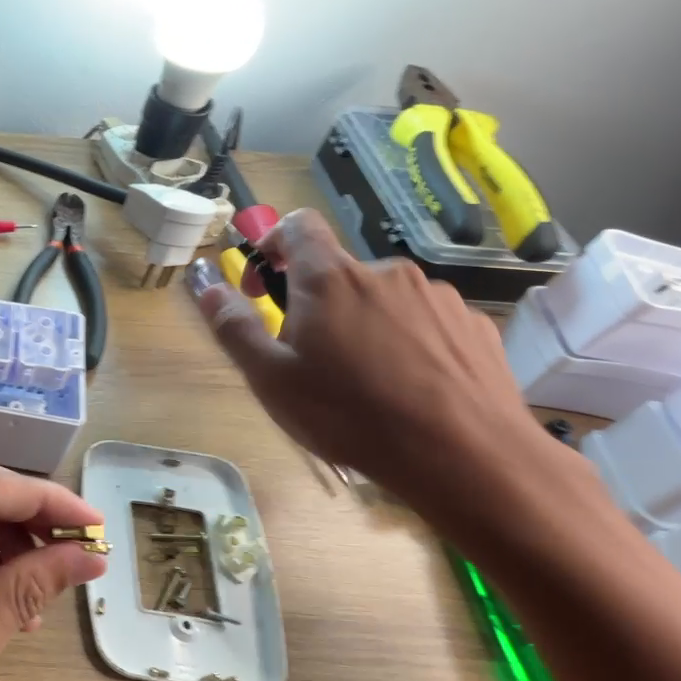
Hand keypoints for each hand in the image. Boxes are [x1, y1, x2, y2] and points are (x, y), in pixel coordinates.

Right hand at [190, 208, 562, 501]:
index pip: (298, 226)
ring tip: (363, 384)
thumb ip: (235, 327)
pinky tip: (406, 389)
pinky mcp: (472, 326)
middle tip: (310, 361)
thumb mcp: (270, 378)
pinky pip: (423, 323)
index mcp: (330, 279)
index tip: (262, 285)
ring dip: (363, 326)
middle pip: (338, 274)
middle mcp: (386, 273)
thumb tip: (207, 286)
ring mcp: (437, 297)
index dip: (272, 244)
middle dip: (316, 307)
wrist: (463, 454)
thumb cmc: (348, 414)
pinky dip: (405, 344)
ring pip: (382, 301)